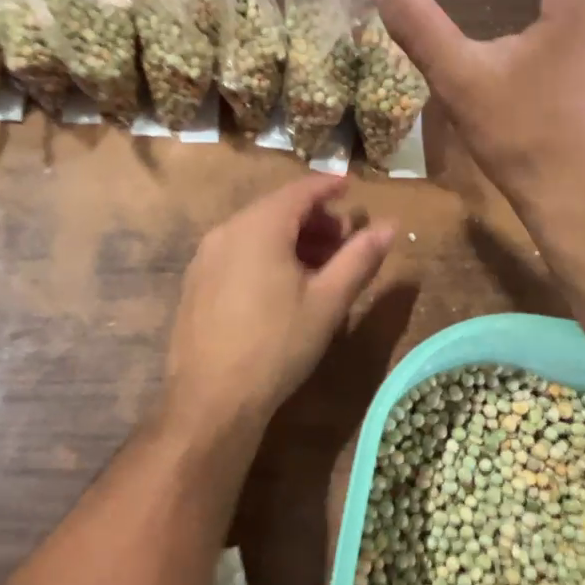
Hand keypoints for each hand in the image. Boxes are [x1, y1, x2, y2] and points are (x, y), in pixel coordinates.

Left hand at [161, 176, 393, 443]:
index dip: (329, 186)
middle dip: (314, 219)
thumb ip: (359, 258)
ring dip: (291, 239)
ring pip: (255, 232)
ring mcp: (205, 258)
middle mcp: (226, 231)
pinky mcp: (195, 284)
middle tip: (344, 240)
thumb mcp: (328, 302)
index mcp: (259, 227)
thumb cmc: (277, 346)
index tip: (352, 187)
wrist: (211, 398)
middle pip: (276, 209)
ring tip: (320, 267)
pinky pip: (237, 253)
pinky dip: (265, 255)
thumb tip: (389, 225)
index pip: (300, 191)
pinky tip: (283, 286)